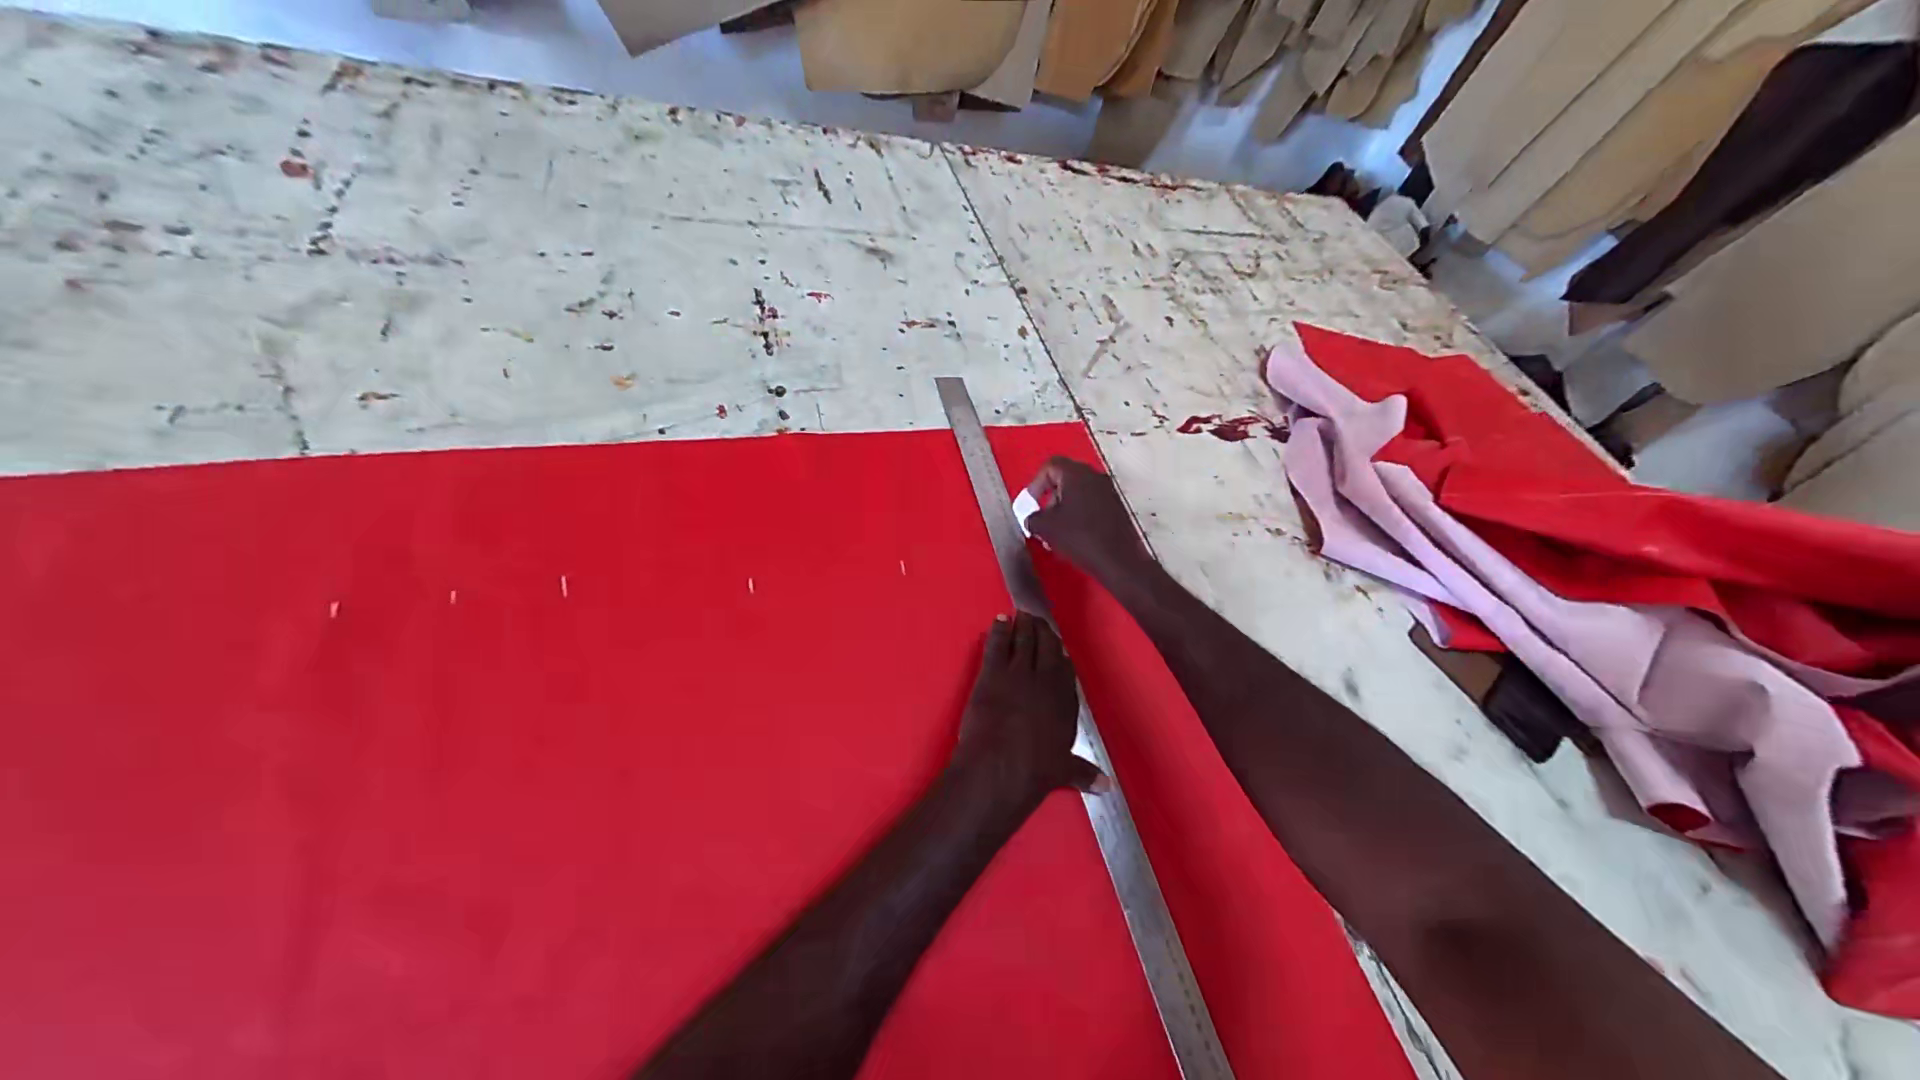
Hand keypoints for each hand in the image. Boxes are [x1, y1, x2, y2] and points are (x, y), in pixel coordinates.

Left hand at [954, 613, 1099, 803]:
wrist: (1000, 767)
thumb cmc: (1034, 772)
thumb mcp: (1064, 771)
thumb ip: (1084, 773)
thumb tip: (1106, 786)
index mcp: (1065, 702)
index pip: (1066, 672)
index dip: (1061, 658)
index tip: (1059, 649)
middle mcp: (1046, 682)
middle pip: (1047, 648)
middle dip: (1044, 632)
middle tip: (1039, 617)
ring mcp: (1019, 674)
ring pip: (1023, 642)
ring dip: (1023, 625)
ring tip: (1022, 612)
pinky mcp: (993, 674)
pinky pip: (997, 645)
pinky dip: (997, 631)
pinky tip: (999, 620)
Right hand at [1024, 457, 1155, 587]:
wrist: (1118, 560)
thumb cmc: (1079, 537)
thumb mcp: (1046, 528)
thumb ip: (1032, 518)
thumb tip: (1032, 518)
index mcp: (1076, 474)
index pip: (1050, 466)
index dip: (1035, 484)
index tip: (1030, 504)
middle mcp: (1095, 476)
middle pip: (1065, 478)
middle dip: (1050, 497)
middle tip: (1043, 518)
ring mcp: (1110, 491)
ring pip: (1079, 492)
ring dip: (1064, 507)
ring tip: (1057, 531)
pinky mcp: (1118, 507)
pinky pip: (1092, 503)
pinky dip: (1080, 514)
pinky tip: (1075, 535)